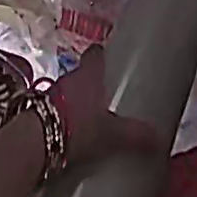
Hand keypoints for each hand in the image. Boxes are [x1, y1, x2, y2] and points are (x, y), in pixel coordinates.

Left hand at [44, 46, 161, 166]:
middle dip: (93, 84)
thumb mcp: (112, 133)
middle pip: (82, 75)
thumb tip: (159, 139)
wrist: (37, 141)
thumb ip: (135, 135)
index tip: (110, 57)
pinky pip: (58, 110)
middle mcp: (69, 79)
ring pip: (69, 92)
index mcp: (88, 75)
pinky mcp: (40, 112)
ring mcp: (52, 94)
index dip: (101, 55)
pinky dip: (66, 117)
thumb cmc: (78, 127)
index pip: (95, 55)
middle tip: (109, 96)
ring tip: (93, 118)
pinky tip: (75, 133)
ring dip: (78, 102)